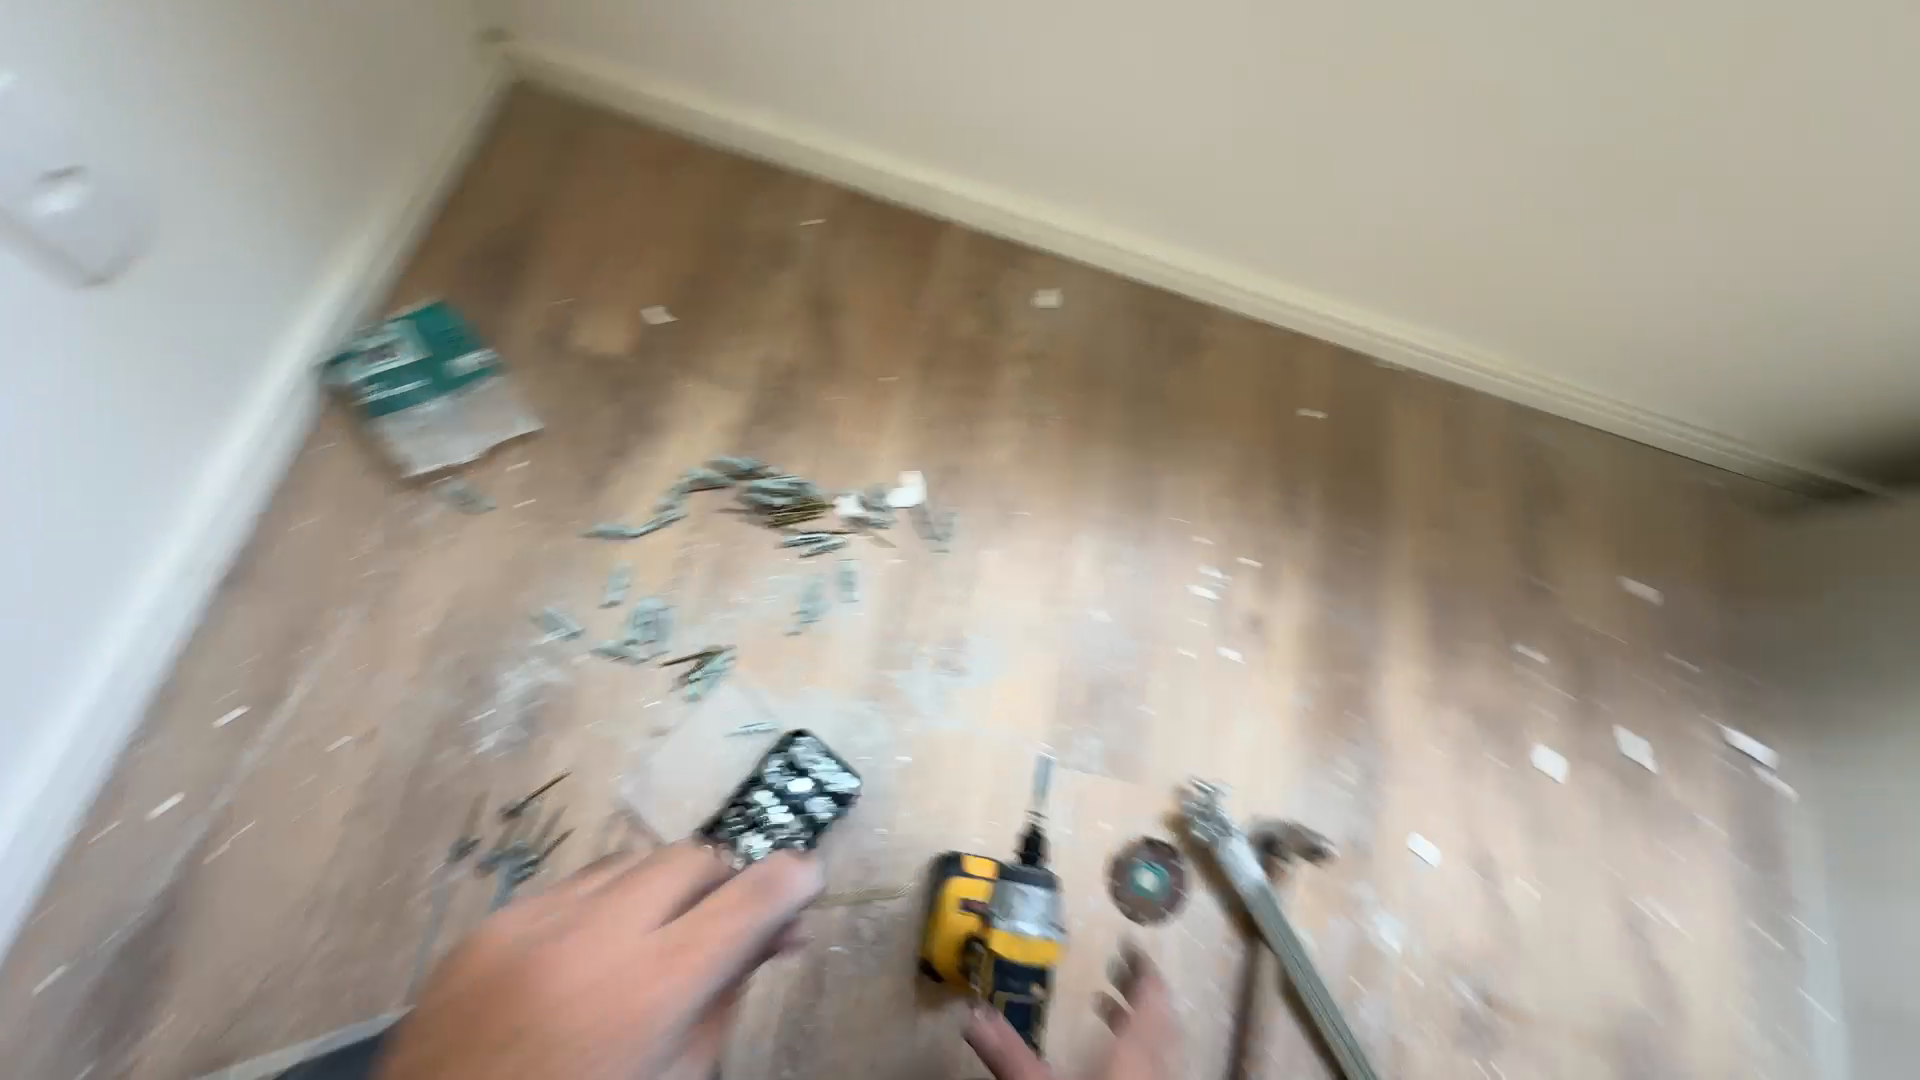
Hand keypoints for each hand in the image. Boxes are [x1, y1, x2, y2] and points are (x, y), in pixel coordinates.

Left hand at [379, 842, 822, 1079]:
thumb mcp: (674, 1077)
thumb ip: (728, 995)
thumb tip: (783, 930)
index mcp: (646, 992)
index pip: (747, 900)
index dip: (791, 878)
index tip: (809, 875)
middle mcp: (591, 935)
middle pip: (693, 858)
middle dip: (724, 880)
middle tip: (727, 921)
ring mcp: (532, 921)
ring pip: (635, 860)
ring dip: (664, 888)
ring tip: (657, 938)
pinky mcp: (490, 924)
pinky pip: (576, 885)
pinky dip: (605, 906)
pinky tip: (592, 954)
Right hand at [964, 943, 1174, 1079]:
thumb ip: (1008, 1054)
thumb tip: (972, 1014)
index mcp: (1134, 1059)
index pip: (1152, 1001)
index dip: (1145, 971)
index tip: (1131, 945)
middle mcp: (1156, 1073)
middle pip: (1163, 1022)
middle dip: (1139, 992)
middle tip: (1116, 969)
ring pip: (1163, 1050)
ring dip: (1140, 1024)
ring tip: (1106, 1006)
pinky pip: (1157, 1071)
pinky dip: (1140, 1052)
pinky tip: (1113, 1063)